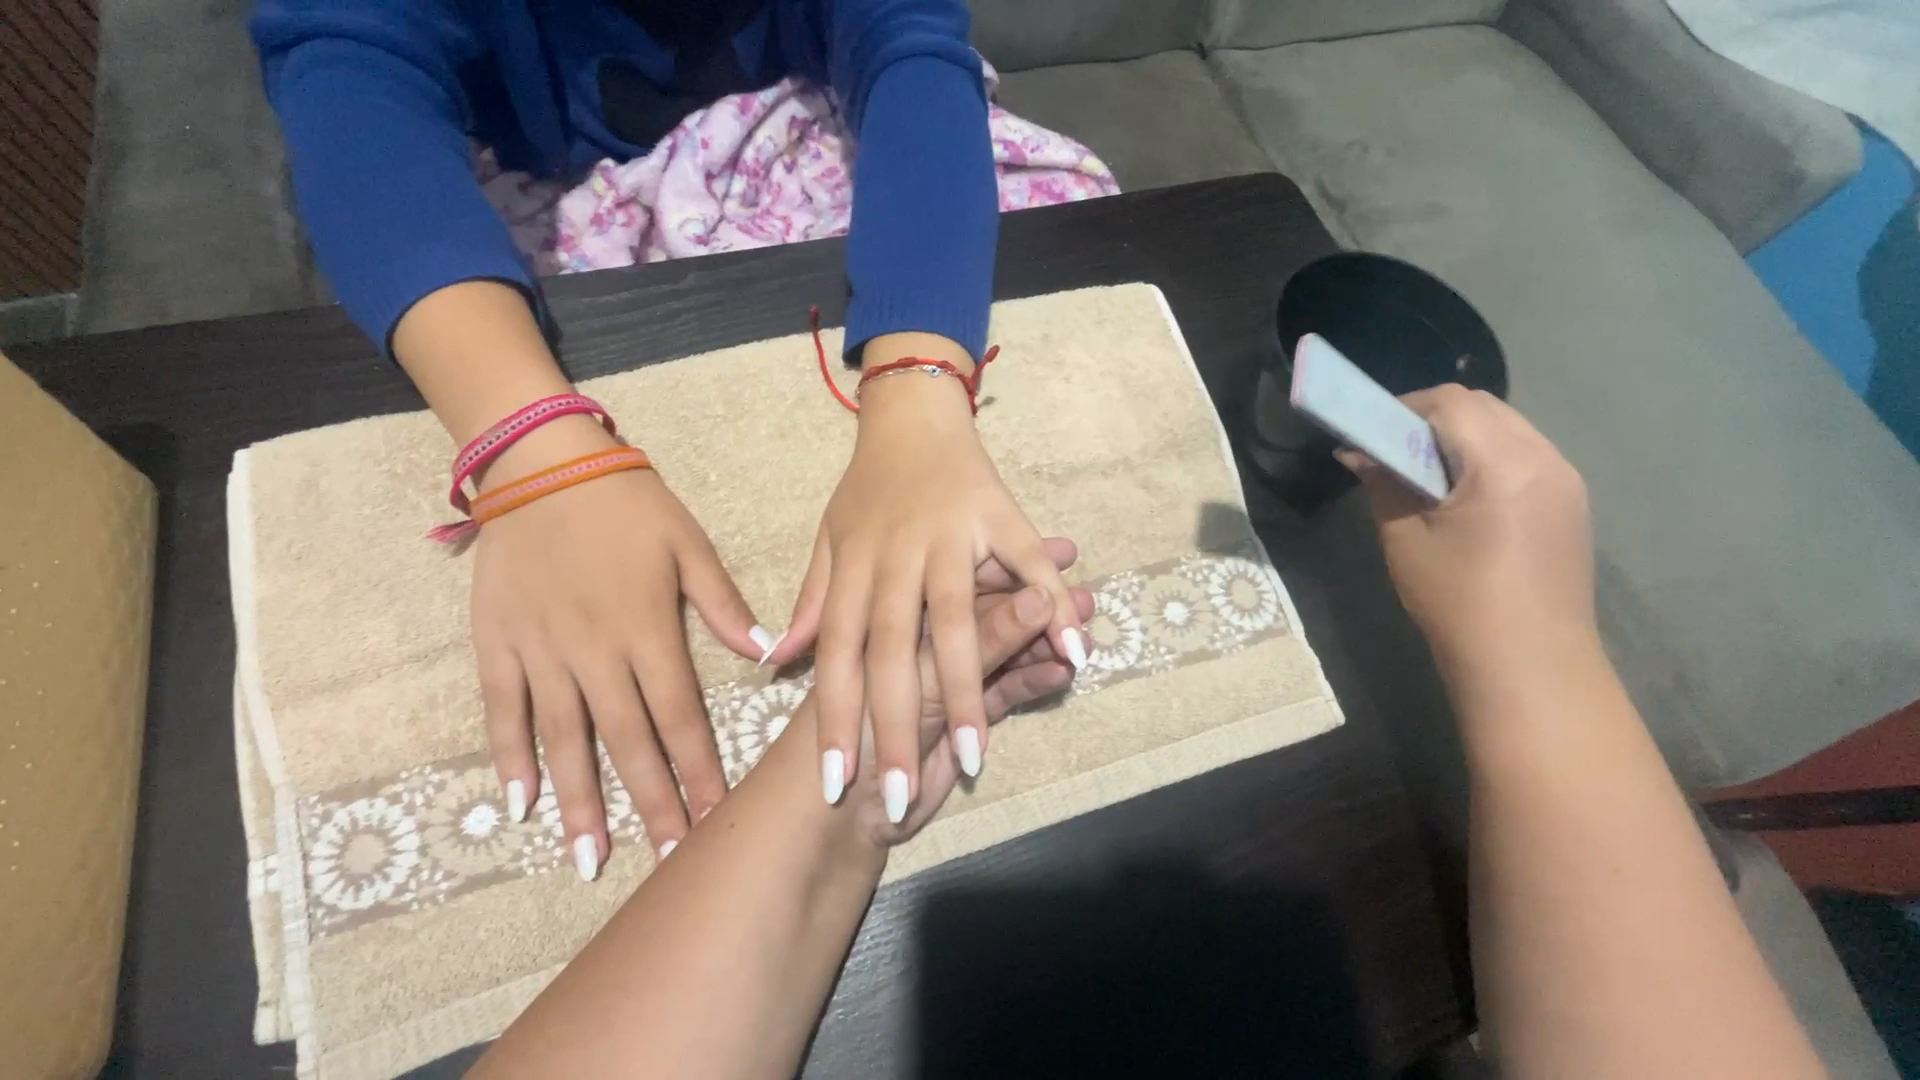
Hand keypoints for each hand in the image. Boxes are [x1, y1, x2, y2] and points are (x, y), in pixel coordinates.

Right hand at [471, 417, 772, 878]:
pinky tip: (519, 803)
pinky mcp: (498, 646)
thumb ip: (725, 605)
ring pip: (565, 740)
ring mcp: (541, 654)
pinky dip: (510, 758)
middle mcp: (596, 654)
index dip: (699, 770)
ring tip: (589, 857)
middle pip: (628, 742)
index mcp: (648, 631)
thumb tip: (768, 652)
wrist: (542, 465)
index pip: (681, 717)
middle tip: (665, 858)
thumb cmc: (627, 504)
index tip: (714, 819)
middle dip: (651, 802)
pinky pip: (504, 712)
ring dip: (580, 801)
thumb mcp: (690, 545)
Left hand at [774, 334, 1086, 825]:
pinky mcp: (1001, 517)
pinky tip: (1072, 655)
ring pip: (957, 618)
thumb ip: (812, 600)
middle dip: (894, 724)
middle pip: (891, 647)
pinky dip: (1051, 607)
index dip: (834, 714)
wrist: (914, 412)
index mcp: (855, 563)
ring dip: (968, 689)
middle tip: (895, 795)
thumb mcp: (830, 539)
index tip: (833, 780)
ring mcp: (951, 535)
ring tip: (975, 757)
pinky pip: (1028, 567)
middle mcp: (897, 554)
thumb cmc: (870, 485)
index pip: (838, 649)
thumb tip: (776, 660)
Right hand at [1340, 385, 1594, 669]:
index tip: (1369, 433)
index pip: (1450, 404)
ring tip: (1424, 473)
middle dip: (1431, 418)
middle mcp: (1544, 458)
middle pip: (1483, 407)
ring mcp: (1565, 479)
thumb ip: (1384, 484)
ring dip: (1461, 436)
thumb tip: (1358, 452)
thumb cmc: (1456, 599)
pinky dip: (1488, 456)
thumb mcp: (1404, 539)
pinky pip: (1525, 454)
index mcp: (1502, 464)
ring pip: (1507, 427)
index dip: (1403, 407)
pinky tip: (1462, 493)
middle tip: (1391, 451)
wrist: (1529, 662)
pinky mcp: (1570, 502)